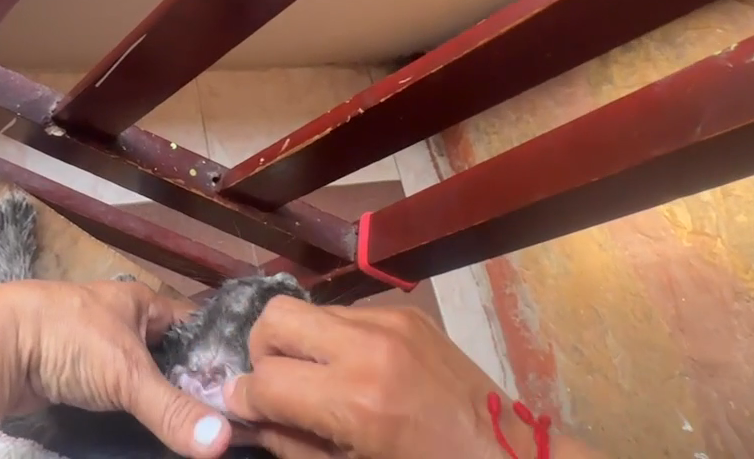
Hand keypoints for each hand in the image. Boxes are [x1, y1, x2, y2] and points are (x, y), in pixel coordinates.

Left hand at [0, 280, 237, 456]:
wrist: (1, 344)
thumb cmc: (72, 340)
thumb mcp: (128, 374)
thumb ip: (173, 409)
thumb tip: (226, 441)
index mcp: (140, 301)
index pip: (192, 324)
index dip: (215, 351)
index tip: (242, 386)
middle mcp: (122, 316)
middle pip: (167, 349)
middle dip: (188, 379)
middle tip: (221, 415)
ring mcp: (96, 342)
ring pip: (140, 369)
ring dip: (158, 394)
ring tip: (190, 426)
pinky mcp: (75, 368)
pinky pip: (115, 386)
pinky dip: (131, 404)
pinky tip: (147, 426)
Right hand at [223, 298, 532, 458]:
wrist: (514, 457)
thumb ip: (294, 443)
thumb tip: (250, 414)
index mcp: (358, 401)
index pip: (266, 381)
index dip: (242, 397)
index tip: (238, 406)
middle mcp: (367, 346)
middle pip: (275, 318)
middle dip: (260, 351)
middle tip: (273, 382)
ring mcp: (388, 320)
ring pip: (308, 310)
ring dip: (298, 343)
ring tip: (315, 377)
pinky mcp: (404, 310)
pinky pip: (346, 314)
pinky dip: (336, 340)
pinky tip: (356, 369)